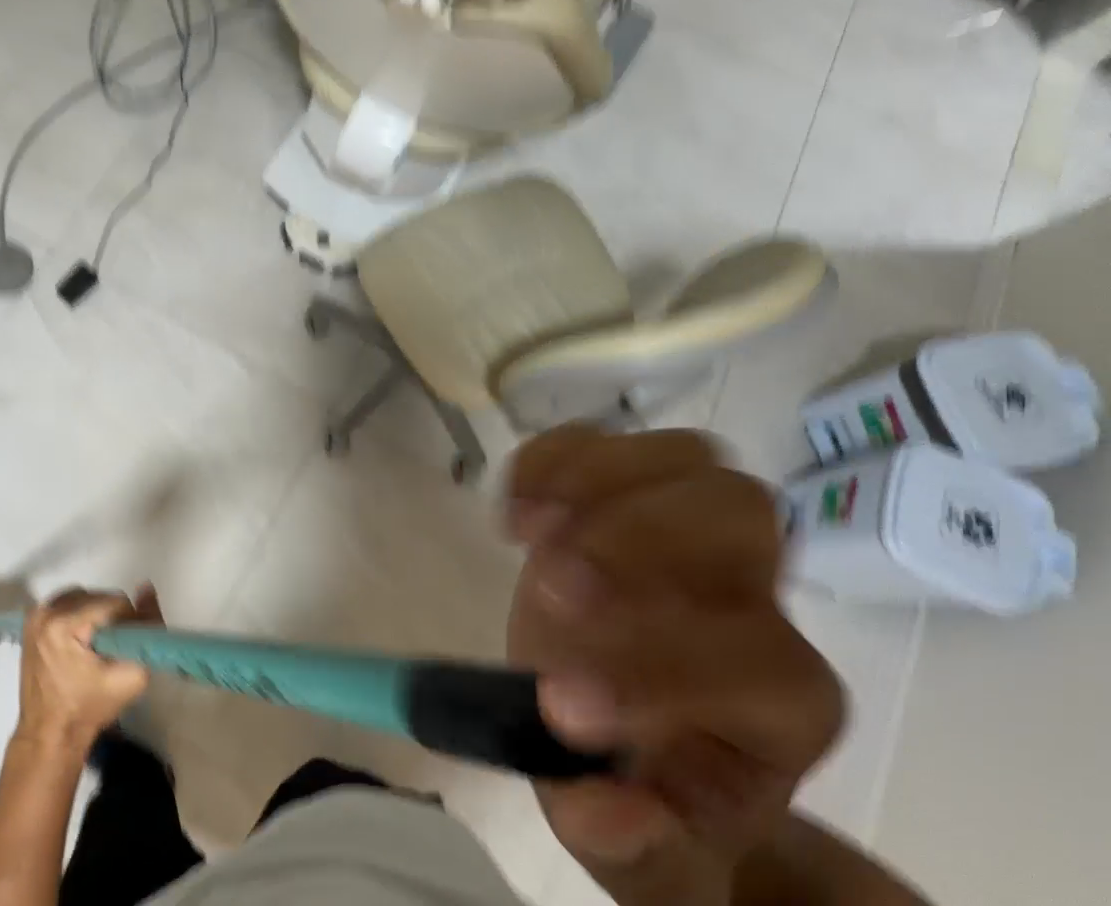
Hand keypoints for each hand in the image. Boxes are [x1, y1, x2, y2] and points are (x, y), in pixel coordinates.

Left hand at [14, 584, 163, 753]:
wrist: (49, 731)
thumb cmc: (90, 708)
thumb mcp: (132, 675)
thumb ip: (148, 628)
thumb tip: (147, 588)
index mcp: (64, 624)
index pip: (114, 602)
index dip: (130, 622)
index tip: (128, 648)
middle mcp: (45, 611)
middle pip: (96, 596)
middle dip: (111, 618)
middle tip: (113, 649)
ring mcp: (34, 615)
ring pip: (81, 597)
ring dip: (95, 615)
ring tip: (97, 646)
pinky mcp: (30, 622)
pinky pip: (65, 604)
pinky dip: (78, 616)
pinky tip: (81, 642)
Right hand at [506, 428, 844, 896]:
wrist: (625, 727)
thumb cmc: (640, 787)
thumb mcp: (644, 853)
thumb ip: (630, 844)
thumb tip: (605, 810)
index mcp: (780, 701)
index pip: (764, 668)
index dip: (666, 678)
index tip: (560, 707)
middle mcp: (755, 600)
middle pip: (738, 521)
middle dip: (639, 549)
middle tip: (550, 591)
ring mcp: (691, 535)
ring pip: (689, 462)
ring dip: (598, 487)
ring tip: (530, 535)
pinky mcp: (624, 499)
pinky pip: (609, 442)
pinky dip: (556, 460)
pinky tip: (515, 512)